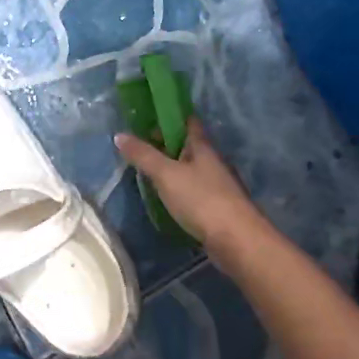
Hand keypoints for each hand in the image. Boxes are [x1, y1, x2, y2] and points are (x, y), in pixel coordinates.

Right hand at [115, 118, 265, 255]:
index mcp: (202, 147)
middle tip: (137, 142)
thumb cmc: (202, 200)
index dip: (169, 115)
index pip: (187, 121)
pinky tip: (162, 193)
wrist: (240, 244)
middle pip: (186, 144)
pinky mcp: (217, 207)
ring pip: (189, 168)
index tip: (147, 113)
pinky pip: (192, 189)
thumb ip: (142, 154)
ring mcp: (216, 186)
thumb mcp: (165, 174)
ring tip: (144, 167)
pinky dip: (176, 187)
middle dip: (164, 141)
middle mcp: (211, 162)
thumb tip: (119, 134)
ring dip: (170, 166)